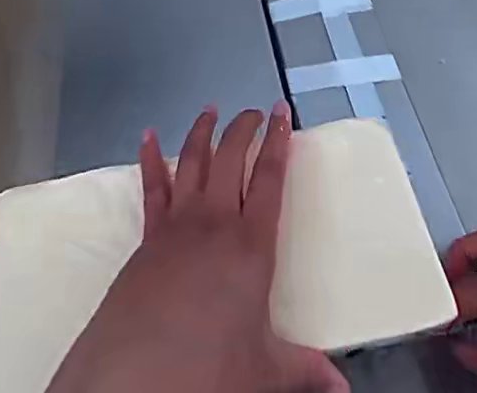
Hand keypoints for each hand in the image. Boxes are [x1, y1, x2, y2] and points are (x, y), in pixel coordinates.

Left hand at [46, 104, 346, 392]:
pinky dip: (149, 159)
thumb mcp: (266, 371)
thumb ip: (303, 368)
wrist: (137, 374)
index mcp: (250, 245)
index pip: (269, 179)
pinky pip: (151, 186)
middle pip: (230, 158)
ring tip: (210, 110)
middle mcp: (213, 222)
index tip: (281, 113)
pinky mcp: (148, 234)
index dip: (277, 142)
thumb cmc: (208, 368)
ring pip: (191, 161)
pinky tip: (147, 138)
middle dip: (243, 129)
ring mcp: (177, 223)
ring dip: (201, 132)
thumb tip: (339, 386)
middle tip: (254, 111)